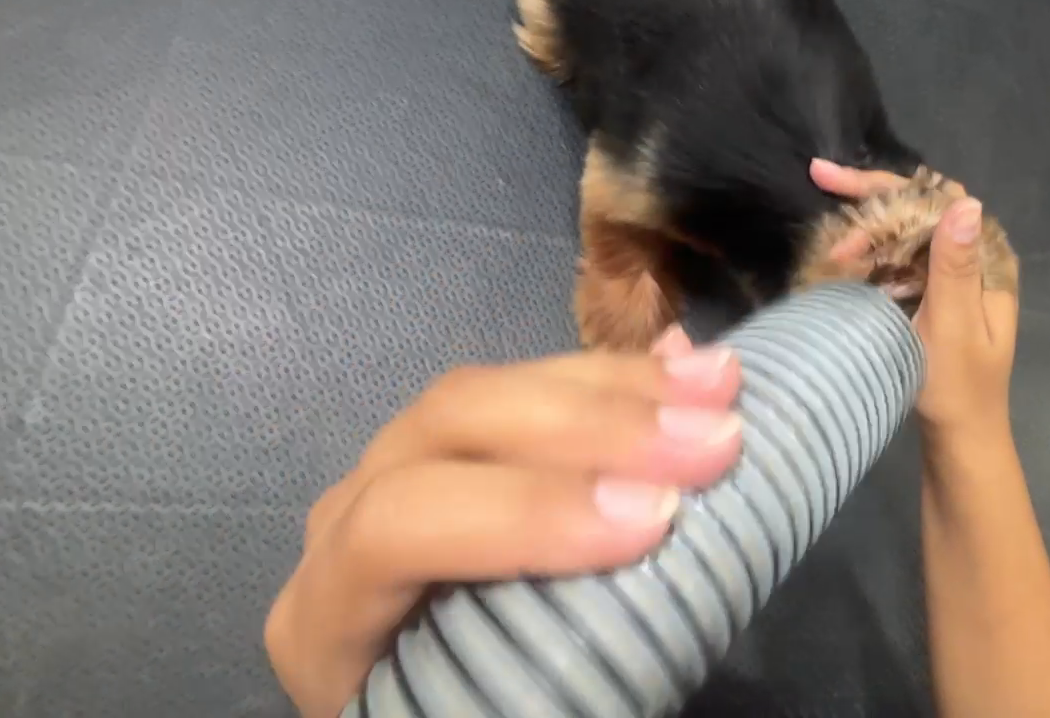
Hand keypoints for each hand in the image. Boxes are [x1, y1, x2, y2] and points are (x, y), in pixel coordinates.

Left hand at [265, 329, 741, 717]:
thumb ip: (544, 688)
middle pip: (454, 422)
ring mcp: (418, 457)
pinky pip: (546, 379)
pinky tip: (689, 367)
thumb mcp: (483, 717)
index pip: (395, 529)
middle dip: (594, 427)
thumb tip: (640, 642)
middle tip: (712, 443)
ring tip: (720, 388)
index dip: (520, 515)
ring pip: (507, 383)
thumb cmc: (468, 714)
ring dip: (625, 385)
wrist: (449, 698)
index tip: (648, 526)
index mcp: (328, 614)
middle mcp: (358, 513)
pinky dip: (627, 376)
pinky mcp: (482, 435)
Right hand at [810, 160, 1018, 437]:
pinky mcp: (930, 295)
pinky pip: (898, 260)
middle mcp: (971, 260)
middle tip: (818, 178)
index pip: (938, 200)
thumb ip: (955, 267)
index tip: (838, 180)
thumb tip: (965, 203)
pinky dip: (870, 256)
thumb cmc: (958, 389)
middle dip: (869, 199)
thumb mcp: (954, 326)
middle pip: (917, 209)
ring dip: (866, 232)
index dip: (889, 185)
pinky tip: (842, 260)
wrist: (959, 442)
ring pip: (904, 233)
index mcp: (987, 261)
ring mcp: (950, 278)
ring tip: (831, 248)